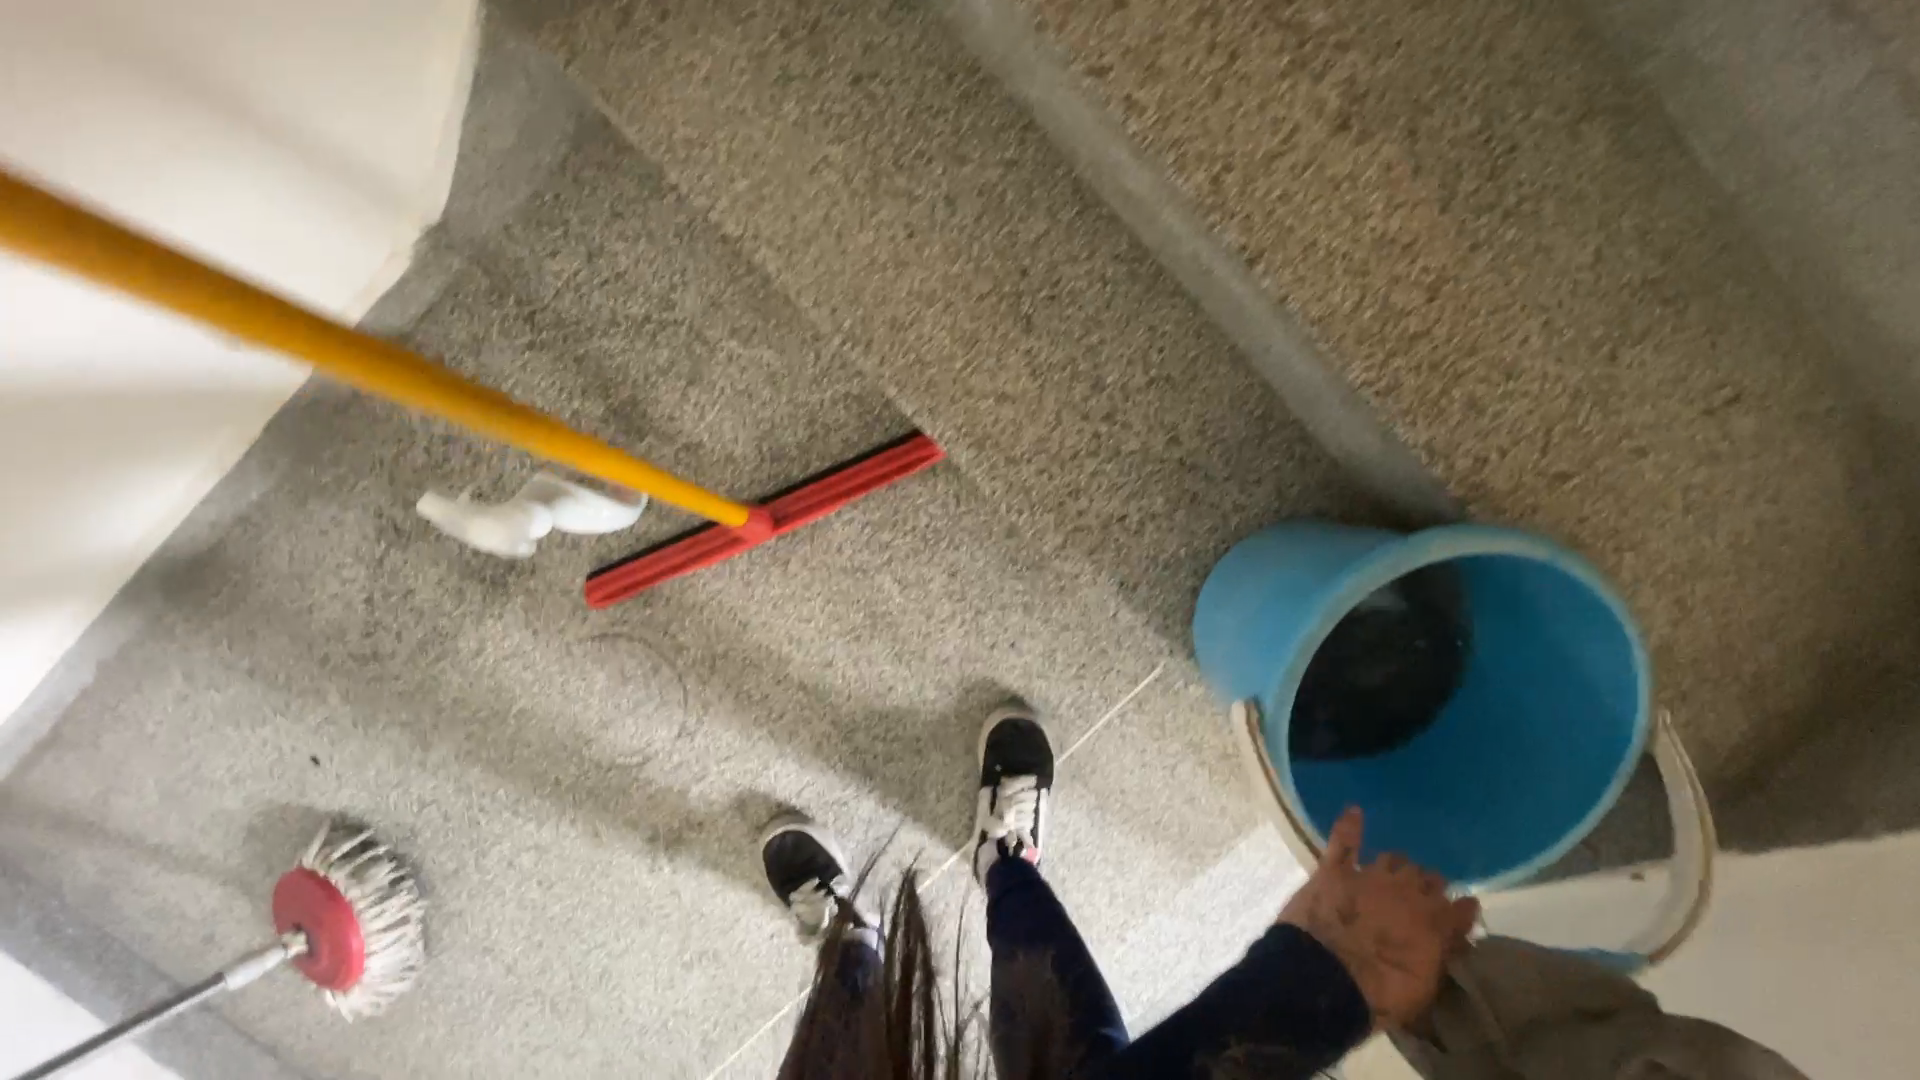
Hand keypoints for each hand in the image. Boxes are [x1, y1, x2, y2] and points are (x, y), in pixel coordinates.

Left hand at [1277, 806, 1478, 1028]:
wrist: (1326, 976)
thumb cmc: (1379, 993)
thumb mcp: (1423, 988)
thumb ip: (1438, 956)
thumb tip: (1452, 941)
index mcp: (1435, 924)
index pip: (1460, 910)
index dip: (1462, 909)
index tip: (1464, 909)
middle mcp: (1408, 894)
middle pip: (1426, 879)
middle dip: (1427, 885)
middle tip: (1421, 893)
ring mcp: (1370, 877)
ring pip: (1392, 859)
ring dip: (1397, 864)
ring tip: (1396, 867)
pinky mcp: (1334, 870)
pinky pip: (1344, 840)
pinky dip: (1349, 825)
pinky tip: (1354, 810)